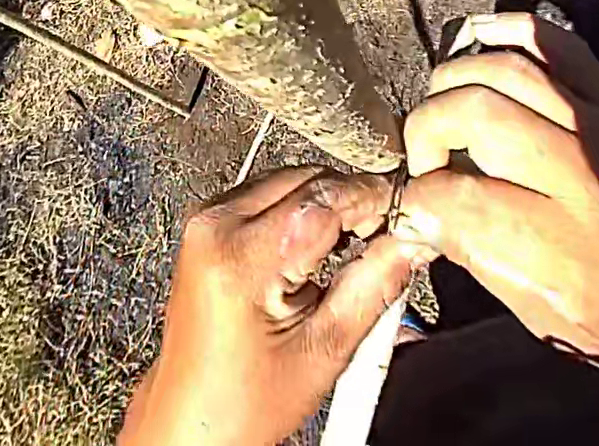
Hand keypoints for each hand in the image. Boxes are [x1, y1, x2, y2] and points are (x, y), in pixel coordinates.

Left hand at [120, 167, 427, 445]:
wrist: (189, 417)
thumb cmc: (241, 404)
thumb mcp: (324, 351)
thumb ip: (374, 287)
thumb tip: (408, 242)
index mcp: (241, 257)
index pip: (323, 199)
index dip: (372, 198)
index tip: (405, 208)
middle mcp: (216, 224)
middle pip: (305, 180)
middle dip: (352, 199)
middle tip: (387, 229)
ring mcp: (208, 218)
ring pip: (288, 180)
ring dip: (326, 202)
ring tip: (354, 243)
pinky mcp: (208, 221)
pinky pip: (266, 192)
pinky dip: (300, 208)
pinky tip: (318, 242)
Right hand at [392, 12, 598, 367]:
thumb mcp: (537, 309)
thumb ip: (469, 250)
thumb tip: (414, 208)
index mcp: (554, 245)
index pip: (451, 195)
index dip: (418, 196)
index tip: (417, 206)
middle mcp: (574, 173)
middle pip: (472, 112)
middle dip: (427, 127)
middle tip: (429, 157)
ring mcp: (594, 125)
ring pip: (504, 70)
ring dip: (454, 80)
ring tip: (442, 106)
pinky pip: (558, 45)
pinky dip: (512, 29)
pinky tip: (478, 36)